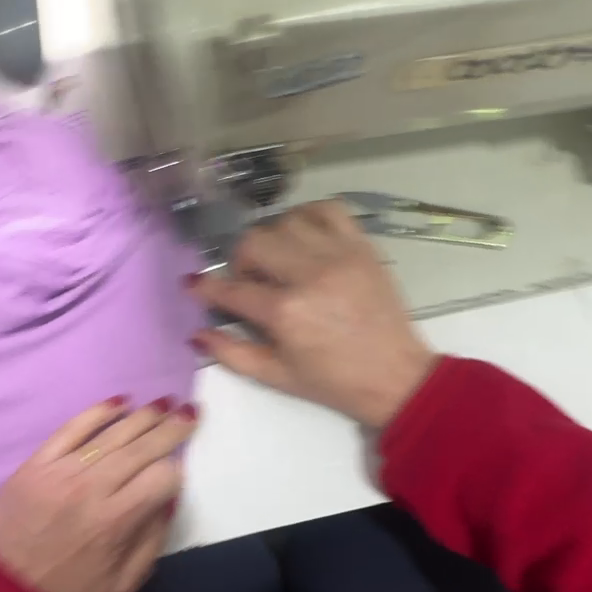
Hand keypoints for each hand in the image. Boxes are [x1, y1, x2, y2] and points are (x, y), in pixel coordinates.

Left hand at [0, 397, 194, 591]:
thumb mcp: (126, 584)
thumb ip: (152, 539)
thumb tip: (167, 499)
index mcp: (116, 522)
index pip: (161, 478)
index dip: (176, 472)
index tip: (178, 473)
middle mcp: (91, 490)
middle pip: (140, 448)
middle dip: (170, 429)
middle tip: (190, 413)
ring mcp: (60, 473)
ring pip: (110, 435)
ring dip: (143, 416)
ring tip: (165, 403)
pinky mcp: (35, 465)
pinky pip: (70, 430)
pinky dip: (96, 414)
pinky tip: (119, 403)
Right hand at [191, 201, 437, 427]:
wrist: (395, 376)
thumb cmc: (335, 383)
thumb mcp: (279, 377)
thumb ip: (234, 353)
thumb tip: (198, 334)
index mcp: (287, 313)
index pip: (233, 289)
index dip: (208, 287)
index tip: (196, 285)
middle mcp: (310, 275)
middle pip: (254, 242)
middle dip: (241, 261)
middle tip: (250, 280)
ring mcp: (340, 255)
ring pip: (287, 221)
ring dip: (274, 238)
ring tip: (280, 261)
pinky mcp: (363, 246)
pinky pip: (328, 209)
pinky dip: (309, 216)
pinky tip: (305, 238)